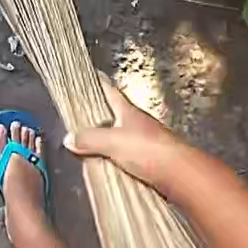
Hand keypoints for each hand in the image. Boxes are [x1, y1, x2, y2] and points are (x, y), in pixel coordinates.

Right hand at [66, 78, 191, 186]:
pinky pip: (128, 153)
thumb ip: (90, 139)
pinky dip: (117, 155)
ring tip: (91, 142)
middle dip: (102, 113)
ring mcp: (146, 140)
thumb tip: (69, 138)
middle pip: (117, 113)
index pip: (111, 92)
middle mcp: (138, 122)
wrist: (177, 172)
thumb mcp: (112, 142)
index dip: (101, 83)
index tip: (93, 75)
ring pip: (122, 133)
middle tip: (84, 114)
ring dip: (109, 136)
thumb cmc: (147, 149)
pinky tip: (108, 162)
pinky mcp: (150, 158)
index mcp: (129, 112)